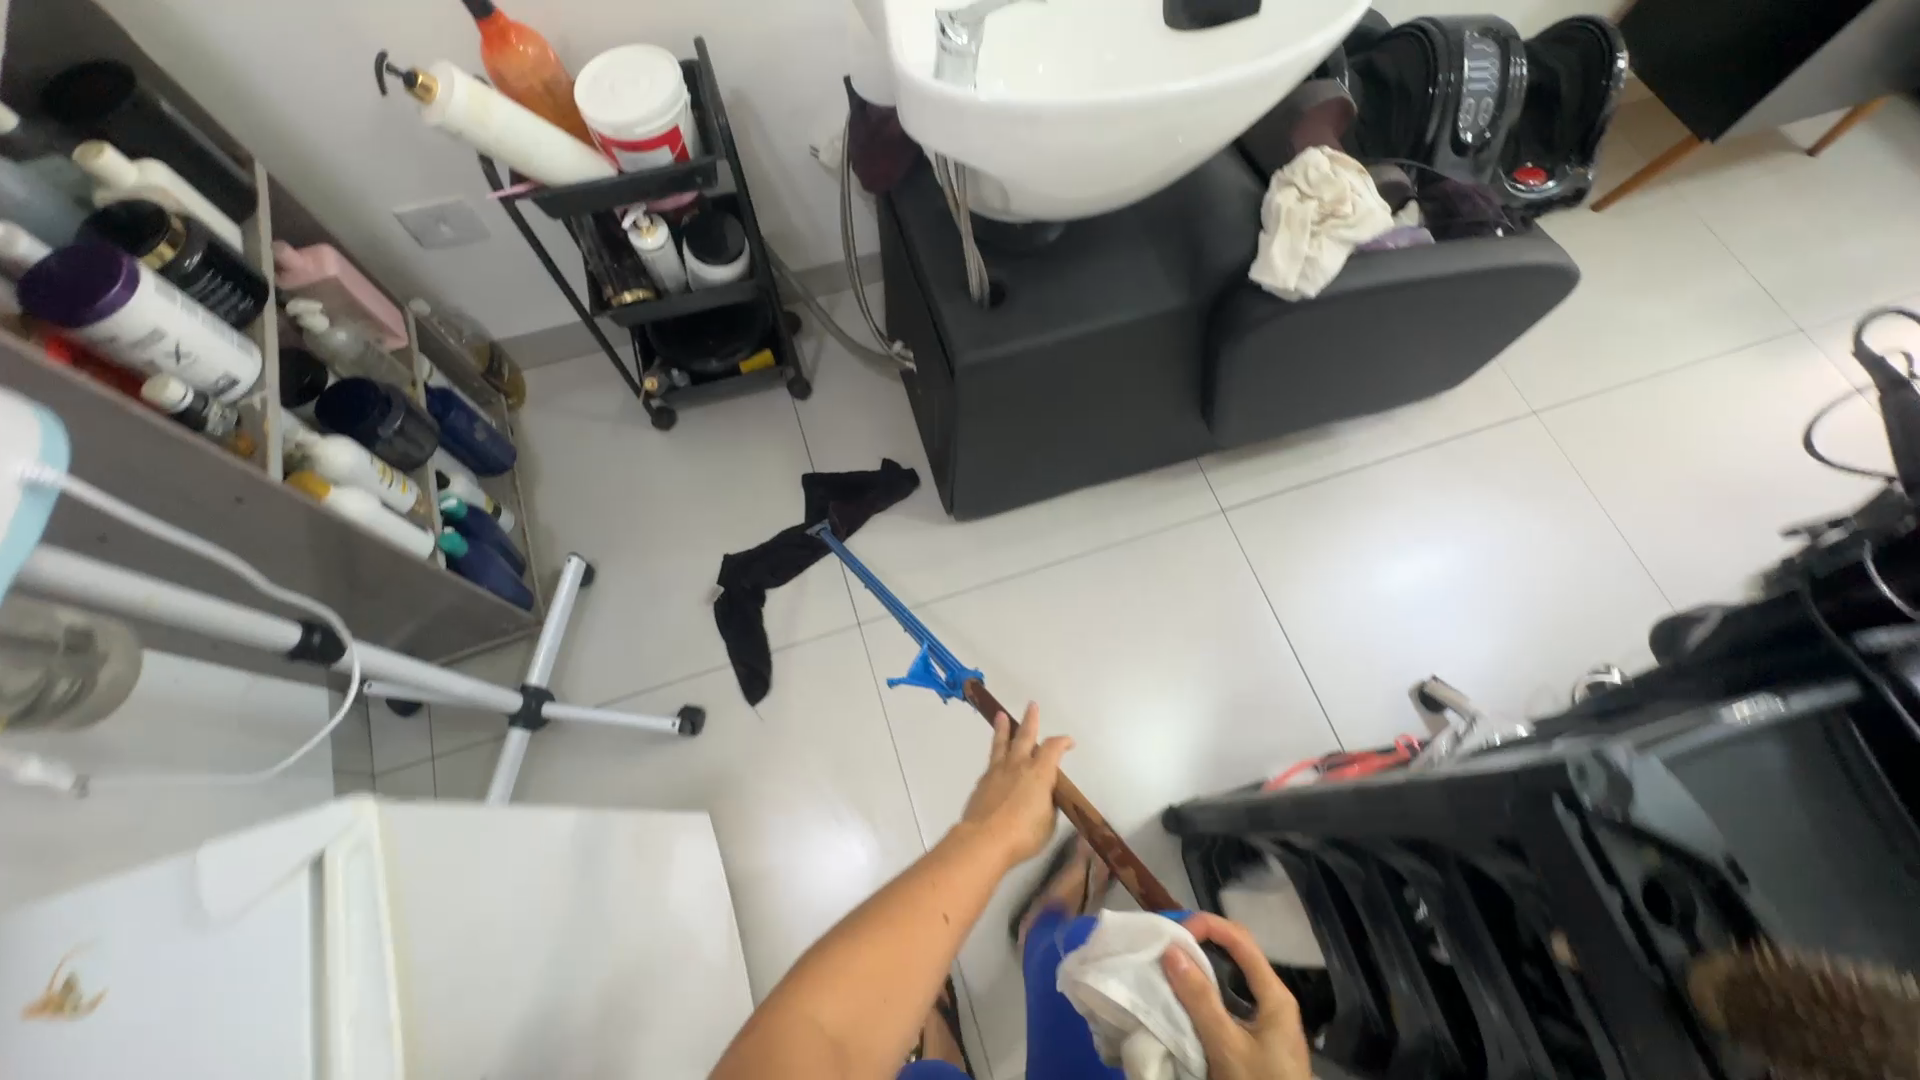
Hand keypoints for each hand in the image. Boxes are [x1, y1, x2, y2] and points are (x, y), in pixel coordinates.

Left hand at [957, 704, 1072, 866]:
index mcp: (1039, 773)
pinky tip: (996, 758)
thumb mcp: (1047, 822)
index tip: (1069, 742)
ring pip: (1002, 744)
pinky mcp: (982, 782)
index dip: (1062, 742)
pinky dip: (995, 754)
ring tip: (1001, 715)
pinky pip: (992, 761)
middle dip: (1030, 720)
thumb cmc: (1023, 834)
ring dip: (1003, 729)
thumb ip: (1047, 804)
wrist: (985, 839)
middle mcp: (1018, 765)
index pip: (1053, 749)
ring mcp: (997, 771)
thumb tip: (1042, 797)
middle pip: (1025, 736)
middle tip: (1031, 705)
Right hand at [1162, 913, 1310, 1079]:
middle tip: (1167, 941)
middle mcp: (1273, 999)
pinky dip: (1205, 987)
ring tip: (1170, 961)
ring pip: (1232, 974)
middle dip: (1202, 939)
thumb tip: (1171, 949)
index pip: (1239, 939)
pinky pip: (1228, 998)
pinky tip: (1185, 994)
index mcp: (1274, 995)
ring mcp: (1265, 1018)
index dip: (1206, 925)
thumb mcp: (1227, 1047)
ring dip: (1201, 962)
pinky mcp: (1255, 1037)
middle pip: (1237, 952)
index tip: (1173, 933)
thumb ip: (1200, 1000)